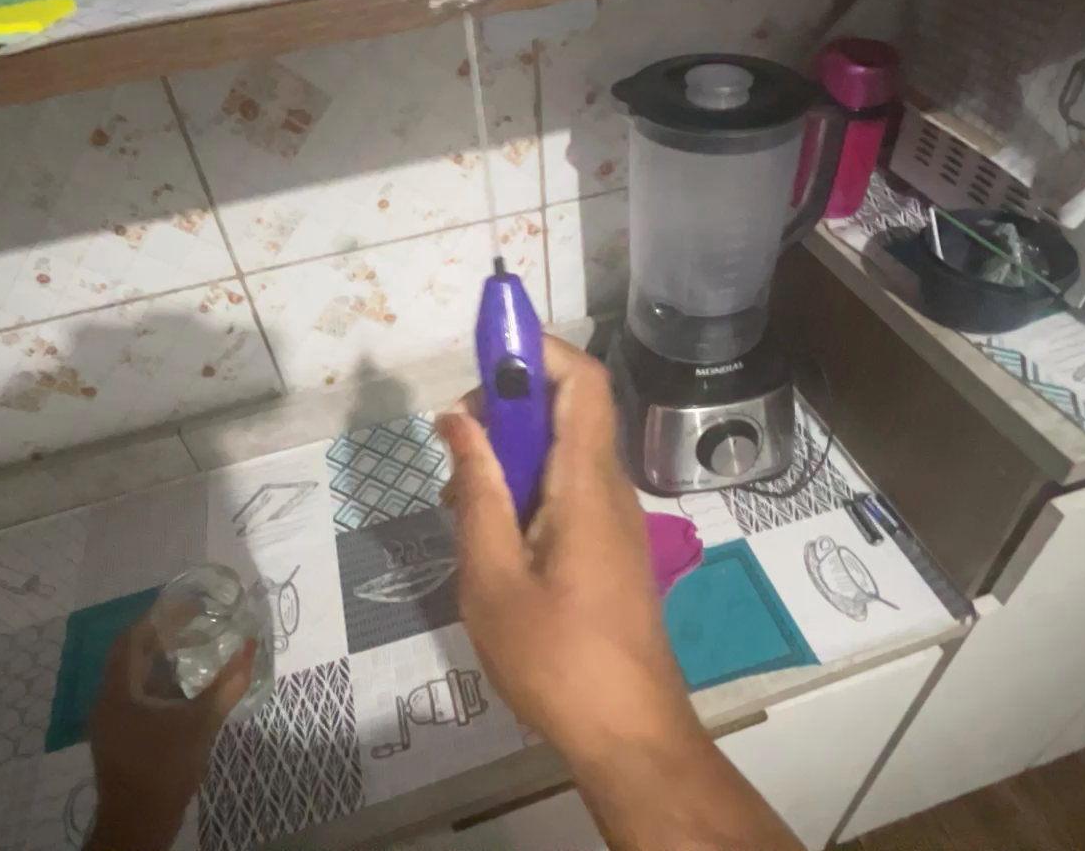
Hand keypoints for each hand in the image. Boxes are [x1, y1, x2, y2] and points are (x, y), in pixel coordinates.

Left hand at [86, 621, 255, 850]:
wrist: (139, 826)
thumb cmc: (164, 768)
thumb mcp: (201, 722)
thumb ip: (227, 683)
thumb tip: (250, 646)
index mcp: (119, 693)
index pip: (130, 639)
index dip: (157, 618)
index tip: (188, 605)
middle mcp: (110, 703)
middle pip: (132, 656)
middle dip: (163, 636)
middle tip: (198, 621)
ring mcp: (114, 723)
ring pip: (136, 678)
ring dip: (164, 661)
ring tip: (198, 647)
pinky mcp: (123, 739)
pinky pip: (140, 698)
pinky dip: (163, 684)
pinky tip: (189, 687)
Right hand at [437, 337, 700, 762]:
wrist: (631, 737)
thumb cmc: (556, 660)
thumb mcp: (491, 578)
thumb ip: (477, 490)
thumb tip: (457, 419)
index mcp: (585, 484)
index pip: (581, 380)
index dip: (537, 346)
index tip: (483, 347)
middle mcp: (609, 487)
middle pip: (567, 409)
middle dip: (506, 406)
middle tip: (453, 443)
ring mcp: (615, 518)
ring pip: (562, 451)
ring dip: (510, 453)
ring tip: (460, 499)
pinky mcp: (610, 545)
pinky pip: (566, 489)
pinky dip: (526, 488)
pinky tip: (490, 534)